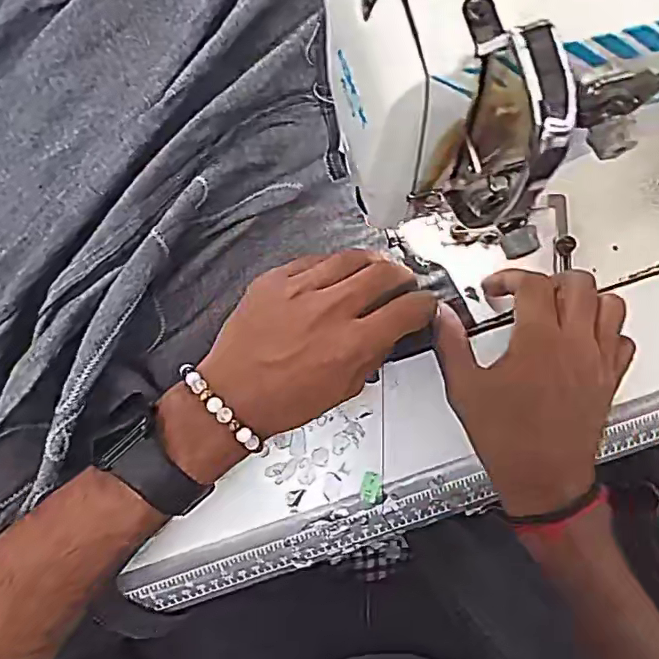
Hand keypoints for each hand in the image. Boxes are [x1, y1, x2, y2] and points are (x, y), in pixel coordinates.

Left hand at [179, 249, 435, 457]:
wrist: (232, 395)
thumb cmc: (281, 400)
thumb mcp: (343, 389)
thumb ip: (373, 356)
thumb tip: (390, 333)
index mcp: (352, 343)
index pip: (407, 308)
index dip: (425, 304)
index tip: (424, 304)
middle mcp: (329, 311)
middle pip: (385, 272)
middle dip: (403, 276)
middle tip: (403, 282)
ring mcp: (300, 291)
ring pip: (352, 257)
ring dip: (372, 263)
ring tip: (375, 270)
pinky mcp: (275, 280)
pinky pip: (315, 259)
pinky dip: (332, 265)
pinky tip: (334, 273)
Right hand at [435, 269, 635, 517]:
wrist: (544, 481)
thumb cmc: (510, 443)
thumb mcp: (465, 390)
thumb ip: (452, 345)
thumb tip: (443, 318)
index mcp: (538, 341)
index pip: (532, 283)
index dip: (508, 278)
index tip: (496, 288)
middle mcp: (574, 345)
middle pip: (577, 282)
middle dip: (548, 280)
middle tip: (528, 294)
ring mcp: (598, 361)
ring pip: (610, 304)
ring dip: (584, 298)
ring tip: (560, 308)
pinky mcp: (611, 380)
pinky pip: (623, 339)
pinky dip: (607, 330)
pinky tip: (585, 338)